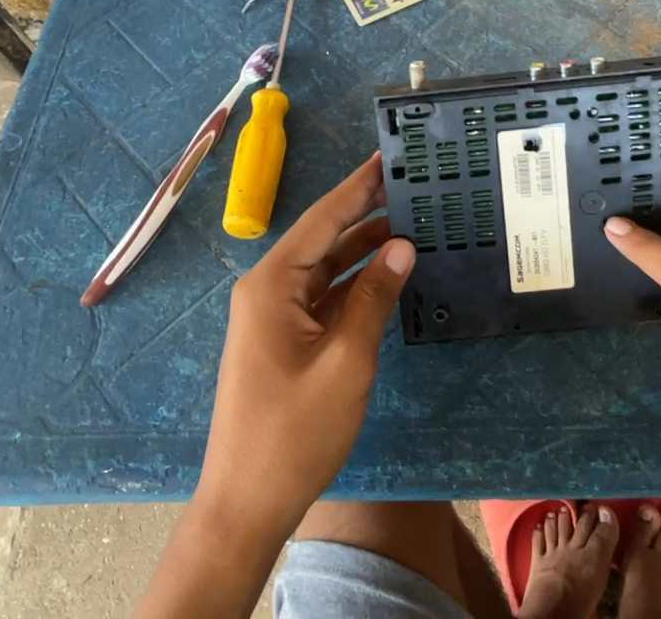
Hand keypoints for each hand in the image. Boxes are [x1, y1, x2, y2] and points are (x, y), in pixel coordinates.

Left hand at [141, 155, 413, 618]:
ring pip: (326, 268)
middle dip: (366, 213)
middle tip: (412, 186)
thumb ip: (374, 298)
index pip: (322, 220)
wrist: (248, 502)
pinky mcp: (285, 339)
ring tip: (412, 221)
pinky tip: (389, 272)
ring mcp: (275, 316)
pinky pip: (324, 298)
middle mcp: (268, 290)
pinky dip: (356, 284)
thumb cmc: (295, 432)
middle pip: (323, 239)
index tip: (386, 157)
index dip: (357, 187)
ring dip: (364, 249)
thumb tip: (402, 247)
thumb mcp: (346, 360)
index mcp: (272, 284)